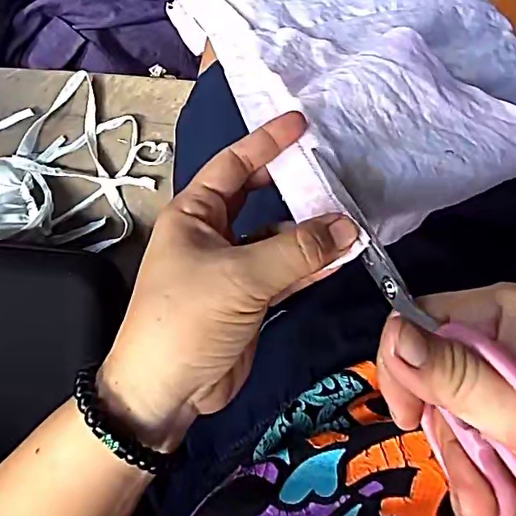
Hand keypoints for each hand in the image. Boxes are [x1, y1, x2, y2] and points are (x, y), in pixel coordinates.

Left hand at [98, 112, 358, 452]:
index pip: (233, 165)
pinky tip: (340, 256)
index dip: (266, 142)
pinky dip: (311, 265)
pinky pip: (287, 271)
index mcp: (194, 214)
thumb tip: (346, 227)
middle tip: (331, 170)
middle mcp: (212, 234)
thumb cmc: (185, 321)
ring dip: (310, 232)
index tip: (299, 123)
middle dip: (293, 185)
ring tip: (349, 220)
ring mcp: (234, 267)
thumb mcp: (240, 278)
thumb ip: (297, 251)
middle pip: (259, 198)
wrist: (166, 392)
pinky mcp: (251, 298)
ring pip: (278, 238)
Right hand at [376, 284, 515, 515]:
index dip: (408, 374)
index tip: (414, 430)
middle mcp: (512, 349)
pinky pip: (505, 463)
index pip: (422, 325)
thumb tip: (390, 336)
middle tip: (486, 511)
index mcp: (507, 318)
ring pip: (472, 437)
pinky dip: (509, 506)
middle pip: (446, 394)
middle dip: (460, 458)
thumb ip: (464, 379)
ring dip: (483, 494)